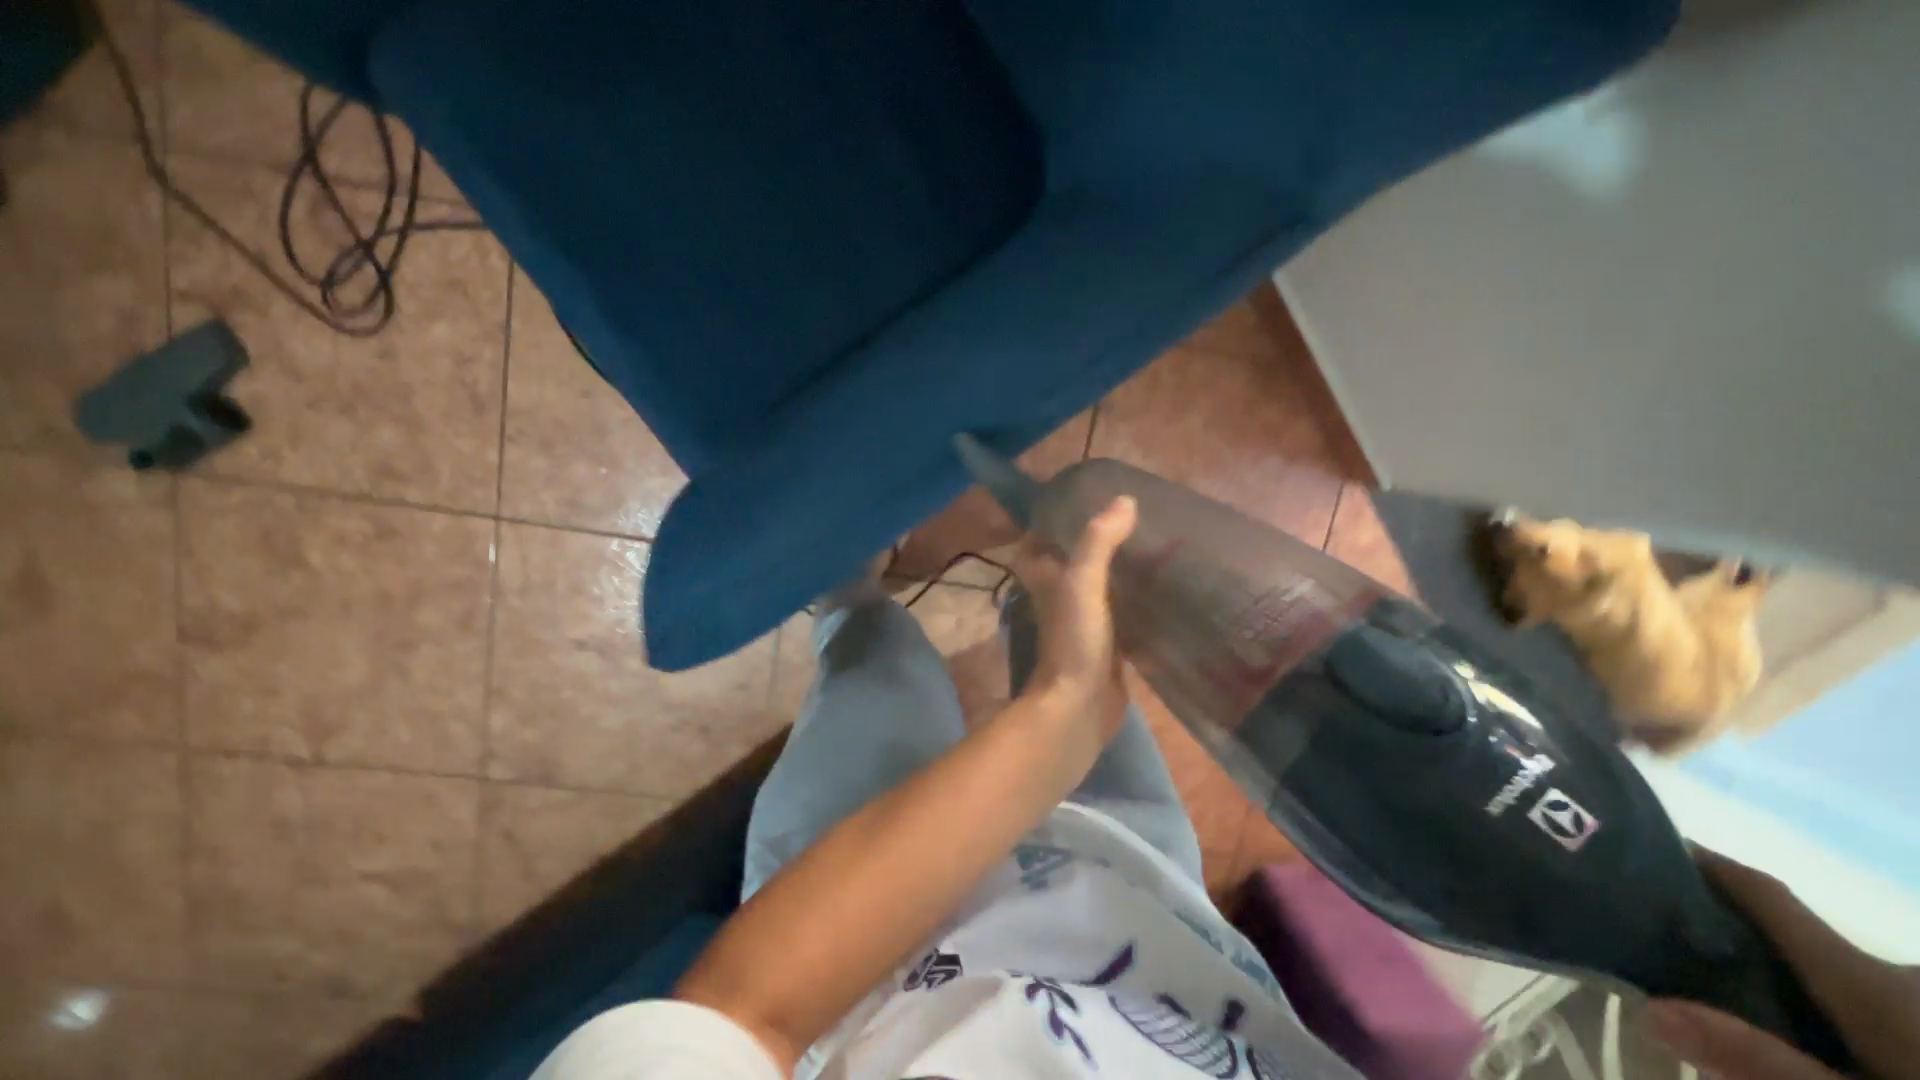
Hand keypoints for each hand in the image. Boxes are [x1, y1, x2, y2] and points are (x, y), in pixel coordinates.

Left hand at [1009, 496, 1137, 743]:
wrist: (1078, 709)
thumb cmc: (1072, 641)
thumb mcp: (1082, 582)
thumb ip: (1099, 540)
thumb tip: (1125, 500)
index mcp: (1046, 579)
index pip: (1040, 540)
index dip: (1056, 520)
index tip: (1087, 498)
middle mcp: (1062, 598)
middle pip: (1074, 561)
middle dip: (1099, 542)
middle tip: (1136, 519)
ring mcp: (1085, 624)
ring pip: (1101, 588)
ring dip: (1122, 571)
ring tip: (1159, 545)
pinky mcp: (1109, 647)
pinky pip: (1124, 616)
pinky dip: (1139, 602)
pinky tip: (1167, 590)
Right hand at [1646, 849, 1919, 1079]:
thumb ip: (1760, 1063)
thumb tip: (1653, 1008)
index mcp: (1865, 980)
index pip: (1769, 895)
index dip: (1711, 864)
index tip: (1654, 842)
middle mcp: (1899, 978)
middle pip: (1801, 946)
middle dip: (1744, 951)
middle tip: (1683, 970)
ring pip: (1844, 990)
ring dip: (1795, 999)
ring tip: (1752, 1031)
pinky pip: (1881, 1019)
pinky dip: (1838, 1028)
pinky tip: (1824, 1059)